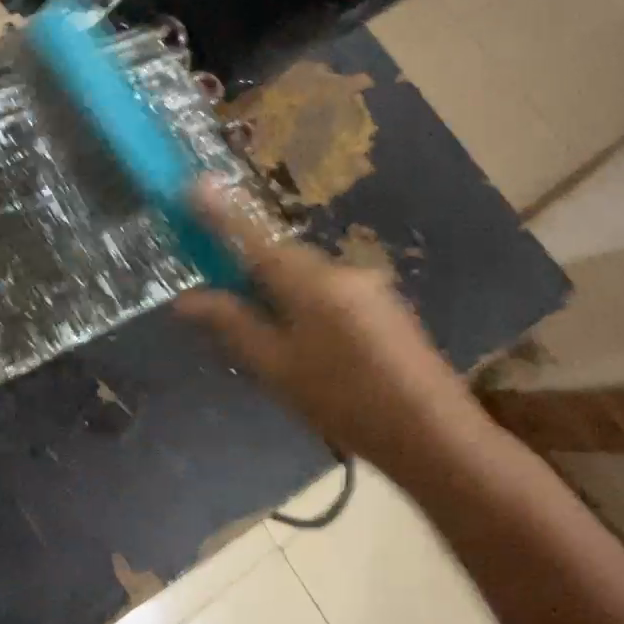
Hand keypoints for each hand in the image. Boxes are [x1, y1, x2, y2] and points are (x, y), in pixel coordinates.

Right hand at [173, 178, 486, 471]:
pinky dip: (297, 297)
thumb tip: (184, 299)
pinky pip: (323, 287)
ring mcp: (367, 287)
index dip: (218, 212)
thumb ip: (229, 323)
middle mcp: (339, 270)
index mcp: (308, 280)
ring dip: (270, 282)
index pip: (250, 236)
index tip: (193, 183)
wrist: (439, 439)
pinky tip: (293, 333)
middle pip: (276, 252)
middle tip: (210, 274)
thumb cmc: (344, 400)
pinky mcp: (382, 307)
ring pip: (300, 272)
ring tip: (249, 317)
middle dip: (242, 256)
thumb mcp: (274, 365)